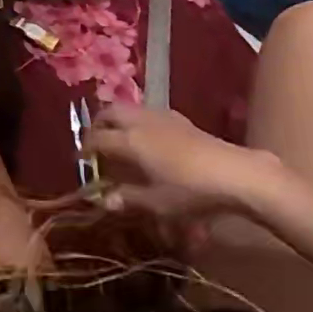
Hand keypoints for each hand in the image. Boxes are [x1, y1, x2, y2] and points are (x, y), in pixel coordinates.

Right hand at [82, 105, 276, 220]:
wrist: (232, 172)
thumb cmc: (189, 191)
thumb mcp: (156, 203)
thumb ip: (128, 198)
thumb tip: (105, 200)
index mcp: (130, 140)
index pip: (98, 138)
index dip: (85, 149)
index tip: (80, 159)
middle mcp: (141, 121)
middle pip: (110, 112)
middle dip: (98, 123)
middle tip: (95, 141)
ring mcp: (162, 116)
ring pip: (130, 108)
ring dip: (119, 119)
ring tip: (118, 138)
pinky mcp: (180, 118)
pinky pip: (148, 112)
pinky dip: (138, 120)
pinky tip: (148, 137)